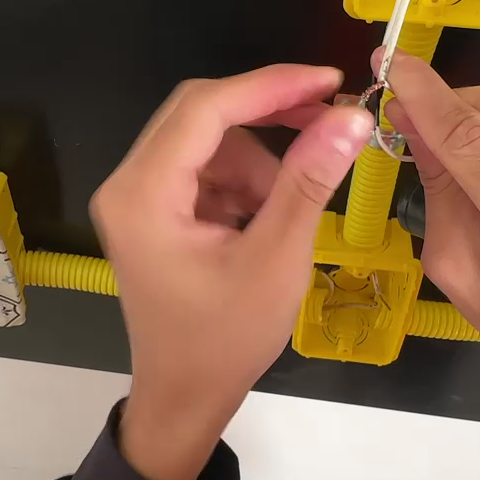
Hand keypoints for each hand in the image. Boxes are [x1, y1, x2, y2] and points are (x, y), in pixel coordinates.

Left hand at [93, 65, 373, 479]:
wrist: (185, 398)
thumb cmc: (226, 340)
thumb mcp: (277, 259)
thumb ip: (309, 182)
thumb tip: (352, 118)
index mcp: (143, 194)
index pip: (205, 109)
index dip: (271, 86)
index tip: (329, 81)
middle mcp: (127, 184)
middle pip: (199, 114)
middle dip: (267, 113)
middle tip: (328, 118)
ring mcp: (136, 197)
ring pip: (206, 142)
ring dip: (257, 160)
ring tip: (287, 211)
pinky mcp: (152, 212)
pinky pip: (203, 171)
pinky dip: (242, 183)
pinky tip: (265, 220)